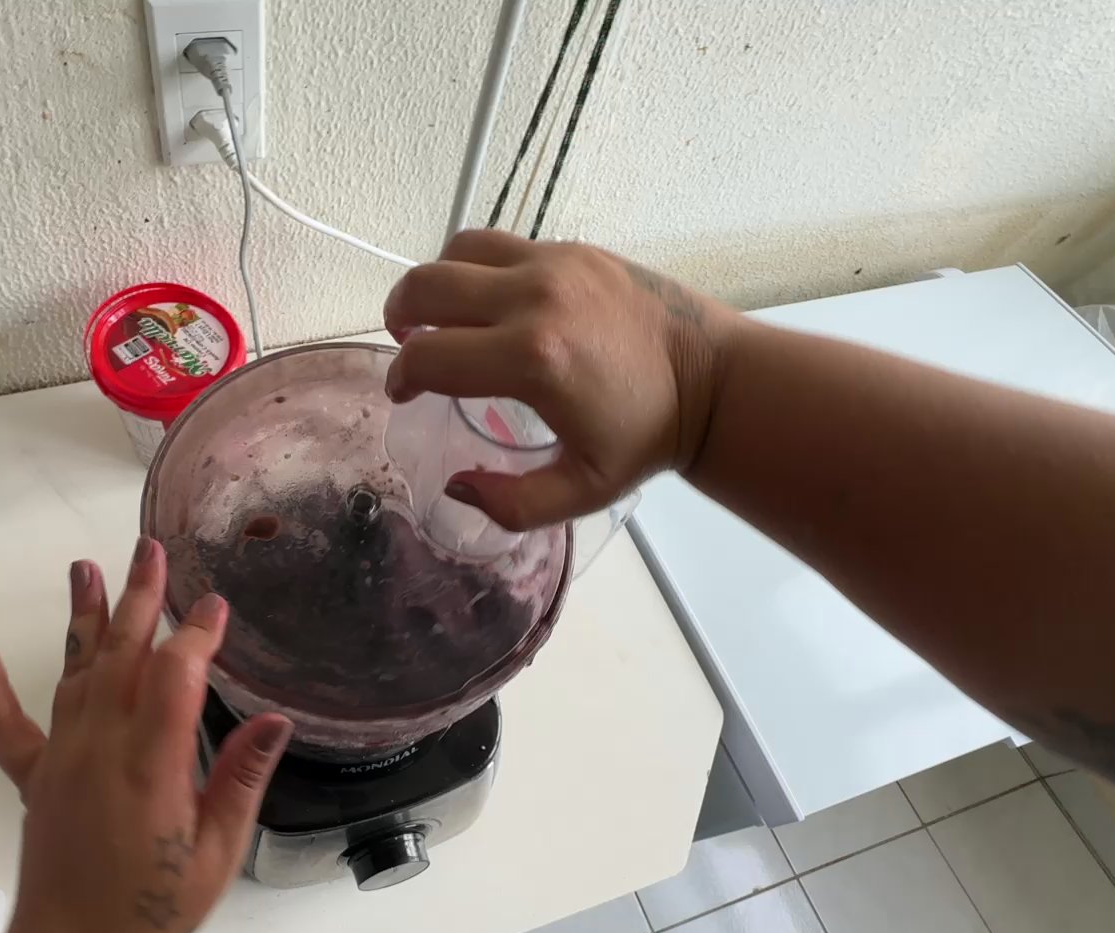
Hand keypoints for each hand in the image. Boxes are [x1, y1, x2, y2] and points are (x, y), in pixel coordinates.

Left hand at [0, 538, 292, 932]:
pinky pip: (8, 726)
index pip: (175, 676)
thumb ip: (243, 778)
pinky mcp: (34, 778)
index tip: (215, 604)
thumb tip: (276, 718)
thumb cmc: (157, 908)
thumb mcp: (218, 852)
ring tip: (85, 566)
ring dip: (83, 617)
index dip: (196, 634)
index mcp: (152, 763)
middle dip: (139, 598)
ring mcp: (61, 758)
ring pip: (74, 672)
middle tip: (148, 548)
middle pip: (121, 655)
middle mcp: (100, 746)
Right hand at [382, 230, 748, 529]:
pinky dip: (471, 268)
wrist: (716, 380)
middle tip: (404, 344)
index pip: (429, 355)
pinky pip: (497, 245)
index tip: (403, 393)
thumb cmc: (645, 437)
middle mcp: (535, 297)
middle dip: (399, 316)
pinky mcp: (574, 249)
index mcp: (533, 359)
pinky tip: (485, 303)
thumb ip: (513, 505)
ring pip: (457, 252)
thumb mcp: (582, 491)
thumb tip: (456, 486)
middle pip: (427, 286)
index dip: (400, 376)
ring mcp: (555, 263)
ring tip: (437, 317)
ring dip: (433, 285)